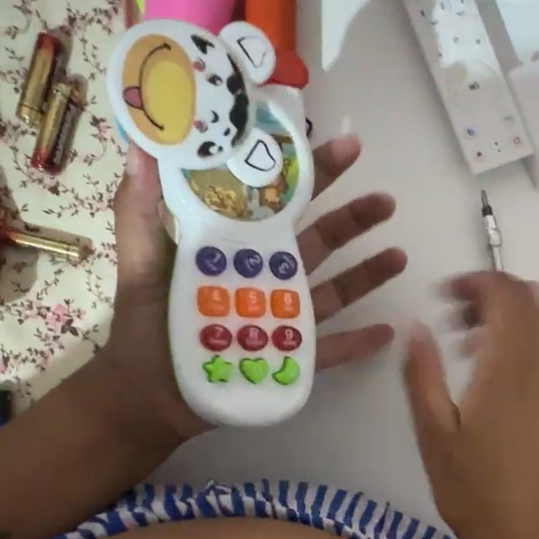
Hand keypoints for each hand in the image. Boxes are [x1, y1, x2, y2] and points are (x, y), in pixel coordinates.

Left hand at [95, 135, 407, 440]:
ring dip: (368, 272)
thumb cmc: (146, 326)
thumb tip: (143, 144)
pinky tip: (389, 330)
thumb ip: (141, 208)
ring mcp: (286, 317)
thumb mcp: (139, 261)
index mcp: (240, 245)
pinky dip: (360, 342)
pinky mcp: (292, 358)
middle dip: (354, 218)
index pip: (279, 201)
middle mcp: (271, 275)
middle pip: (320, 240)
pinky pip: (331, 351)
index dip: (310, 172)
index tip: (341, 145)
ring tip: (399, 254)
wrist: (147, 394)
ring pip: (335, 290)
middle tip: (386, 198)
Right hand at [402, 272, 538, 538]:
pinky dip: (521, 338)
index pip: (508, 294)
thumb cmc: (472, 488)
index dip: (476, 280)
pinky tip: (487, 370)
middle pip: (531, 298)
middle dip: (492, 292)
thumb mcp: (433, 431)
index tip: (441, 296)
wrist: (523, 534)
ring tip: (464, 341)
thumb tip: (414, 325)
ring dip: (507, 314)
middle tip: (451, 314)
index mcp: (510, 366)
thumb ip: (422, 373)